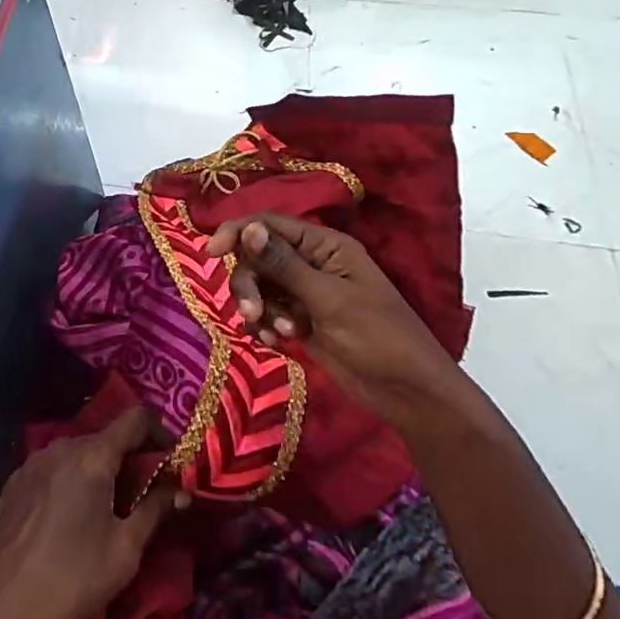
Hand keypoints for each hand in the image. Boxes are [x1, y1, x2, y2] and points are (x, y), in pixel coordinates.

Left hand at [0, 407, 180, 618]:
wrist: (3, 610)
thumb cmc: (73, 578)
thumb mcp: (125, 550)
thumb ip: (155, 510)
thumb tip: (181, 490)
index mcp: (92, 455)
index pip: (136, 418)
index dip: (160, 431)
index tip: (172, 457)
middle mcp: (61, 446)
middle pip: (106, 437)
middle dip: (130, 457)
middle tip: (144, 492)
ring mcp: (33, 461)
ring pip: (77, 452)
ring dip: (98, 469)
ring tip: (106, 507)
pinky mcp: (14, 481)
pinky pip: (52, 467)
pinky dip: (70, 479)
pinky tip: (69, 515)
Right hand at [208, 214, 458, 412]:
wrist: (409, 395)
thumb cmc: (378, 338)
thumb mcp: (329, 300)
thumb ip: (284, 265)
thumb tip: (249, 229)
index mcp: (325, 245)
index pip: (270, 224)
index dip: (237, 232)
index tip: (210, 252)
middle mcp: (312, 261)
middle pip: (258, 256)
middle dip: (248, 282)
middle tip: (250, 311)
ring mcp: (305, 292)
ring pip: (259, 285)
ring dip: (257, 306)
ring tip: (275, 332)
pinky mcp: (301, 319)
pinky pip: (267, 311)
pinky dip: (263, 324)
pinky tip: (275, 341)